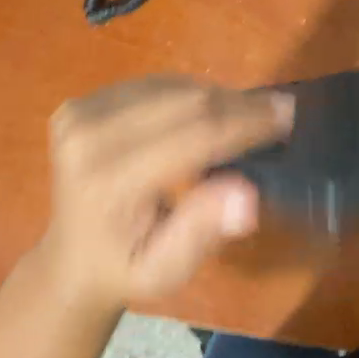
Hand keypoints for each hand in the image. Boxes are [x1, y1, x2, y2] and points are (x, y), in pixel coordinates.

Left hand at [28, 78, 294, 309]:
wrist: (71, 260)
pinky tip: (213, 111)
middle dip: (240, 104)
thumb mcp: (167, 271)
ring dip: (219, 97)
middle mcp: (87, 137)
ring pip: (172, 87)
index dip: (245, 123)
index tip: (287, 116)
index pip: (192, 136)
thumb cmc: (126, 270)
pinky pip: (153, 86)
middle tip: (282, 109)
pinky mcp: (80, 103)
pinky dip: (191, 94)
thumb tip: (247, 196)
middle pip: (184, 102)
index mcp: (108, 181)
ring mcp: (79, 114)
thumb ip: (201, 233)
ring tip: (254, 113)